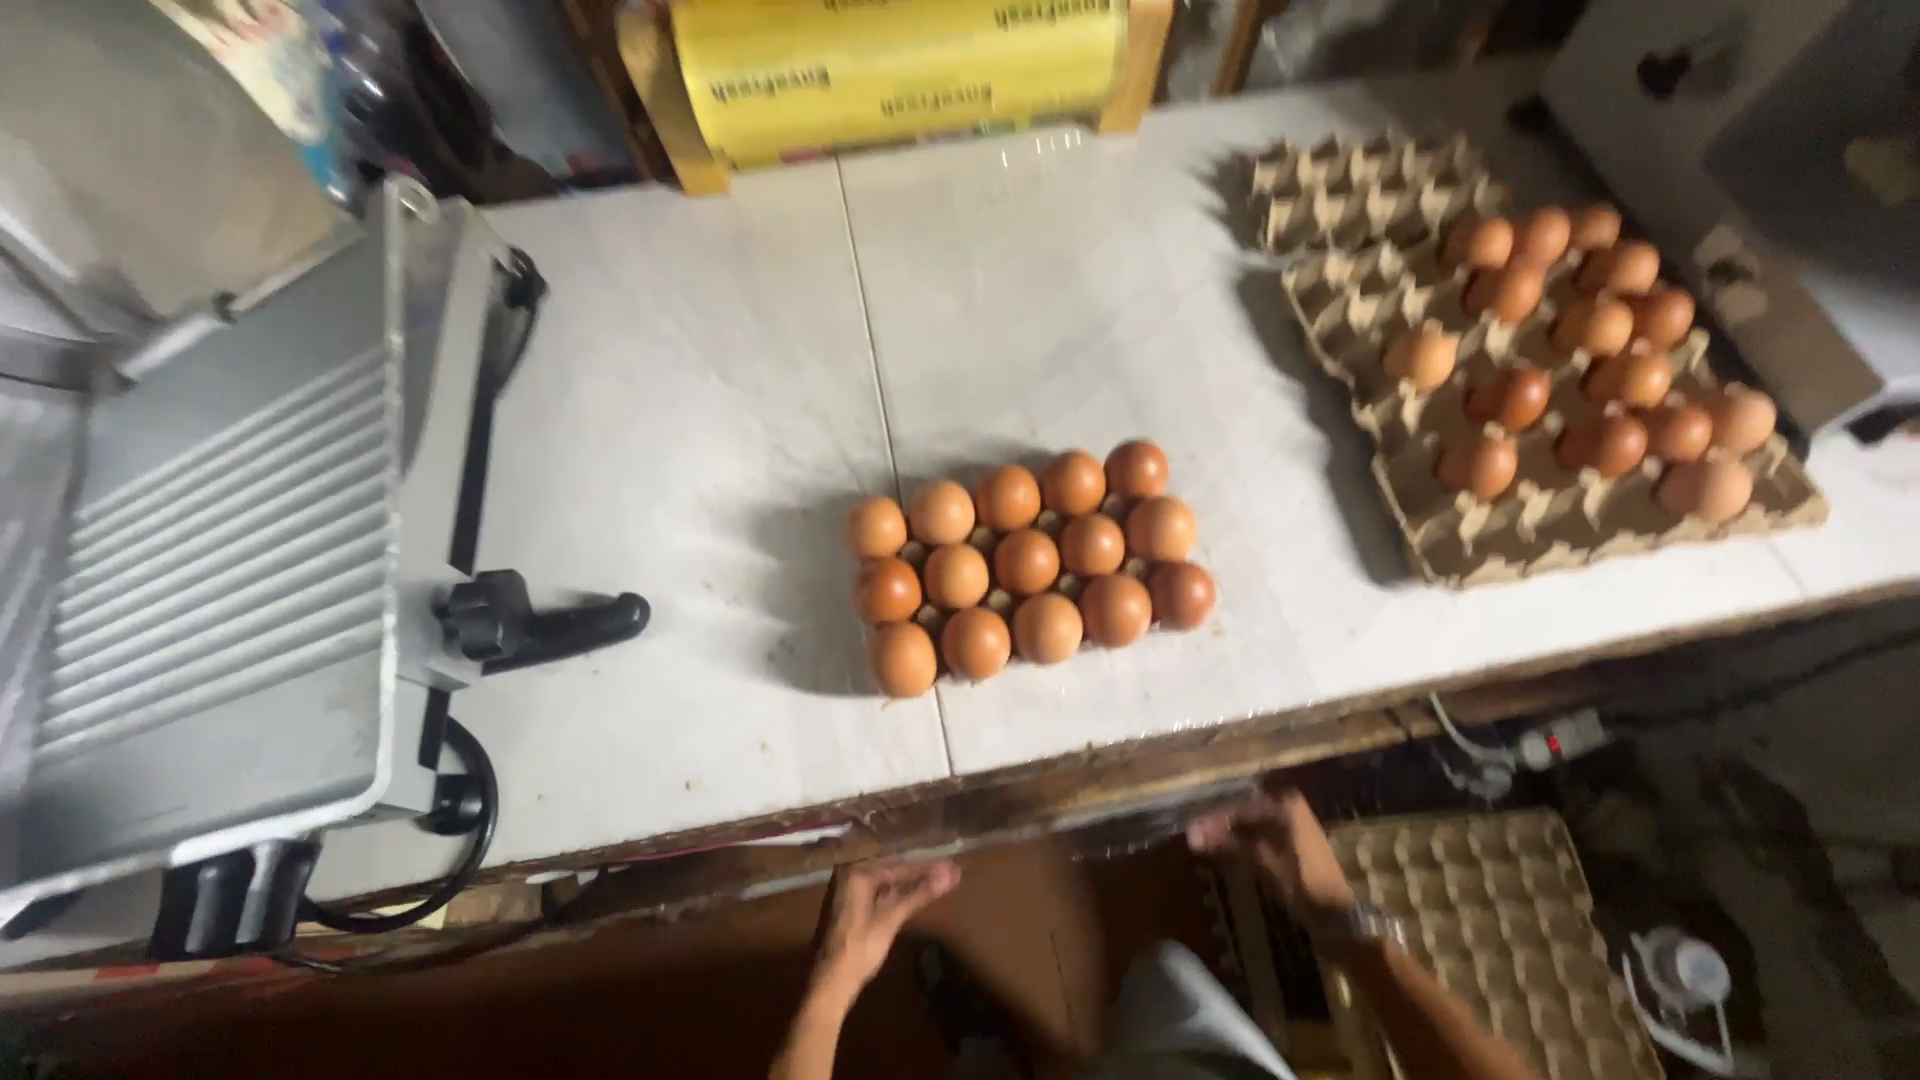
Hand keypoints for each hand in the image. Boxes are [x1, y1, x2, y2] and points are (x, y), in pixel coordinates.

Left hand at [813, 860, 961, 991]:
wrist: (827, 986)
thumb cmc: (858, 951)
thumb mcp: (890, 920)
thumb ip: (919, 893)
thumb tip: (951, 872)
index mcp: (854, 871)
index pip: (897, 864)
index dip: (926, 868)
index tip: (952, 868)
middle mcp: (847, 873)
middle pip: (891, 869)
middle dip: (919, 872)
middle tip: (949, 872)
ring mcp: (846, 890)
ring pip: (885, 881)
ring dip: (909, 883)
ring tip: (938, 881)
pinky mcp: (849, 905)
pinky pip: (878, 891)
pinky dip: (896, 894)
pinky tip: (913, 894)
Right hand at [1187, 790, 1355, 926]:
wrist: (1339, 917)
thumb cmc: (1303, 884)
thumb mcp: (1263, 862)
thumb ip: (1229, 844)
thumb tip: (1192, 834)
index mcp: (1285, 805)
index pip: (1240, 806)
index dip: (1213, 819)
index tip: (1192, 831)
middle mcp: (1290, 806)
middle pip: (1245, 812)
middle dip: (1220, 824)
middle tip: (1195, 837)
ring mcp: (1294, 824)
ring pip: (1252, 823)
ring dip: (1230, 833)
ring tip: (1205, 843)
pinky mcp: (1295, 842)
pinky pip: (1262, 834)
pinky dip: (1244, 841)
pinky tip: (1227, 850)